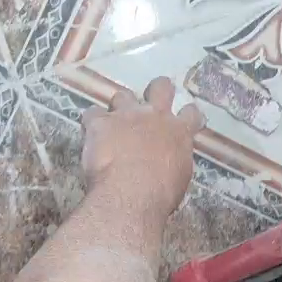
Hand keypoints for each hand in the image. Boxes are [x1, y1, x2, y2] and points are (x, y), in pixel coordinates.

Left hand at [80, 77, 203, 219]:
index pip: (190, 113)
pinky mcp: (100, 123)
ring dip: (120, 107)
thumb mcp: (179, 177)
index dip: (187, 113)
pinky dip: (92, 122)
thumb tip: (168, 159)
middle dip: (158, 89)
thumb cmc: (161, 193)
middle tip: (152, 97)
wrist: (131, 195)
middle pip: (160, 87)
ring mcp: (126, 115)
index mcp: (178, 133)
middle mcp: (154, 116)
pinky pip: (92, 114)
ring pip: (123, 96)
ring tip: (114, 122)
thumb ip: (174, 160)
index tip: (184, 116)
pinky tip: (91, 134)